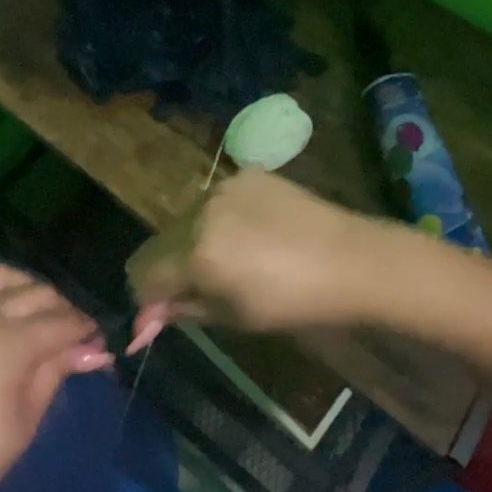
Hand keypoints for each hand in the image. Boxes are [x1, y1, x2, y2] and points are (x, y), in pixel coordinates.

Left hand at [0, 219, 112, 491]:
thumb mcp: (22, 424)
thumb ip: (54, 375)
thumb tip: (95, 349)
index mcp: (13, 341)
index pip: (63, 322)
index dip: (85, 329)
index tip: (98, 340)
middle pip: (32, 295)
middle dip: (59, 306)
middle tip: (71, 328)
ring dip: (18, 282)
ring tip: (32, 296)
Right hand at [124, 171, 393, 350]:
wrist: (350, 259)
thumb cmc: (294, 302)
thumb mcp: (234, 317)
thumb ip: (183, 310)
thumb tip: (148, 316)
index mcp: (196, 254)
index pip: (141, 272)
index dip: (146, 296)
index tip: (162, 311)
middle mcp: (200, 212)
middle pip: (160, 242)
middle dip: (169, 267)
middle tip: (200, 286)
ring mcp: (224, 187)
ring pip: (187, 217)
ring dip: (195, 240)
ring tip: (233, 258)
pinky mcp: (246, 173)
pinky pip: (217, 199)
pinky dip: (222, 217)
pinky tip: (253, 233)